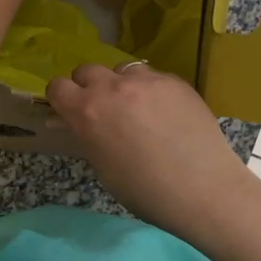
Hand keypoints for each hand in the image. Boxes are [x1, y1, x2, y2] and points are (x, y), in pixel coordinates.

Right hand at [46, 62, 260, 238]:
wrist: (203, 189)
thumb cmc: (144, 191)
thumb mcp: (103, 167)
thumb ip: (87, 136)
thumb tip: (77, 123)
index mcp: (88, 111)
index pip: (57, 87)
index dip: (60, 99)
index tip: (69, 112)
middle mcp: (113, 87)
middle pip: (87, 70)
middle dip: (88, 87)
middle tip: (103, 111)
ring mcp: (147, 80)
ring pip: (121, 69)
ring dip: (120, 84)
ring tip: (137, 109)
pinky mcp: (175, 81)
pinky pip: (152, 76)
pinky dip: (150, 90)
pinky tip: (165, 114)